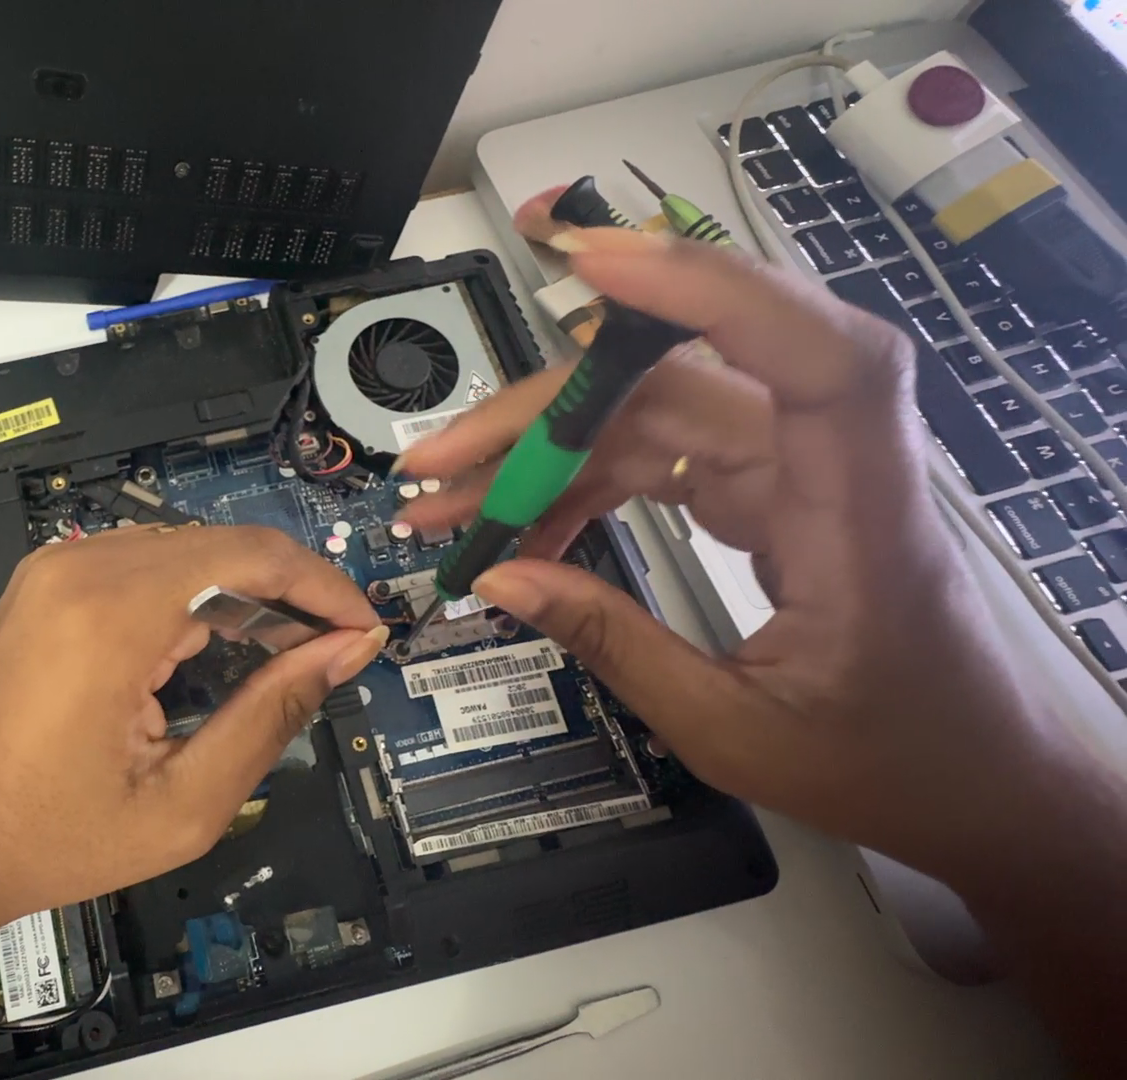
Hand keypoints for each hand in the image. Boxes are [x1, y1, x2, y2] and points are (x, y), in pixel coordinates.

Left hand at [0, 524, 385, 933]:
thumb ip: (272, 715)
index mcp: (110, 613)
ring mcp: (53, 567)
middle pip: (218, 545)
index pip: (249, 555)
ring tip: (282, 651)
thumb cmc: (54, 836)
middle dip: (287, 591)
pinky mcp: (43, 581)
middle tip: (330, 649)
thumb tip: (344, 652)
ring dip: (241, 591)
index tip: (362, 628)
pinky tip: (214, 642)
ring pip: (182, 550)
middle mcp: (79, 567)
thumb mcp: (184, 802)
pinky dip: (191, 594)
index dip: (321, 585)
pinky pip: (140, 564)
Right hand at [398, 228, 1064, 883]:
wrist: (983, 783)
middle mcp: (824, 466)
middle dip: (534, 420)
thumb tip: (496, 574)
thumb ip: (612, 642)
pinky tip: (515, 528)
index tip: (591, 263)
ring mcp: (787, 472)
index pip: (811, 356)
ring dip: (533, 457)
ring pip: (639, 422)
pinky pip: (647, 463)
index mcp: (860, 518)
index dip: (706, 291)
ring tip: (445, 504)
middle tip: (431, 464)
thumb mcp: (729, 727)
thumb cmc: (888, 763)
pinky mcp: (757, 491)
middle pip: (666, 391)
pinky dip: (571, 489)